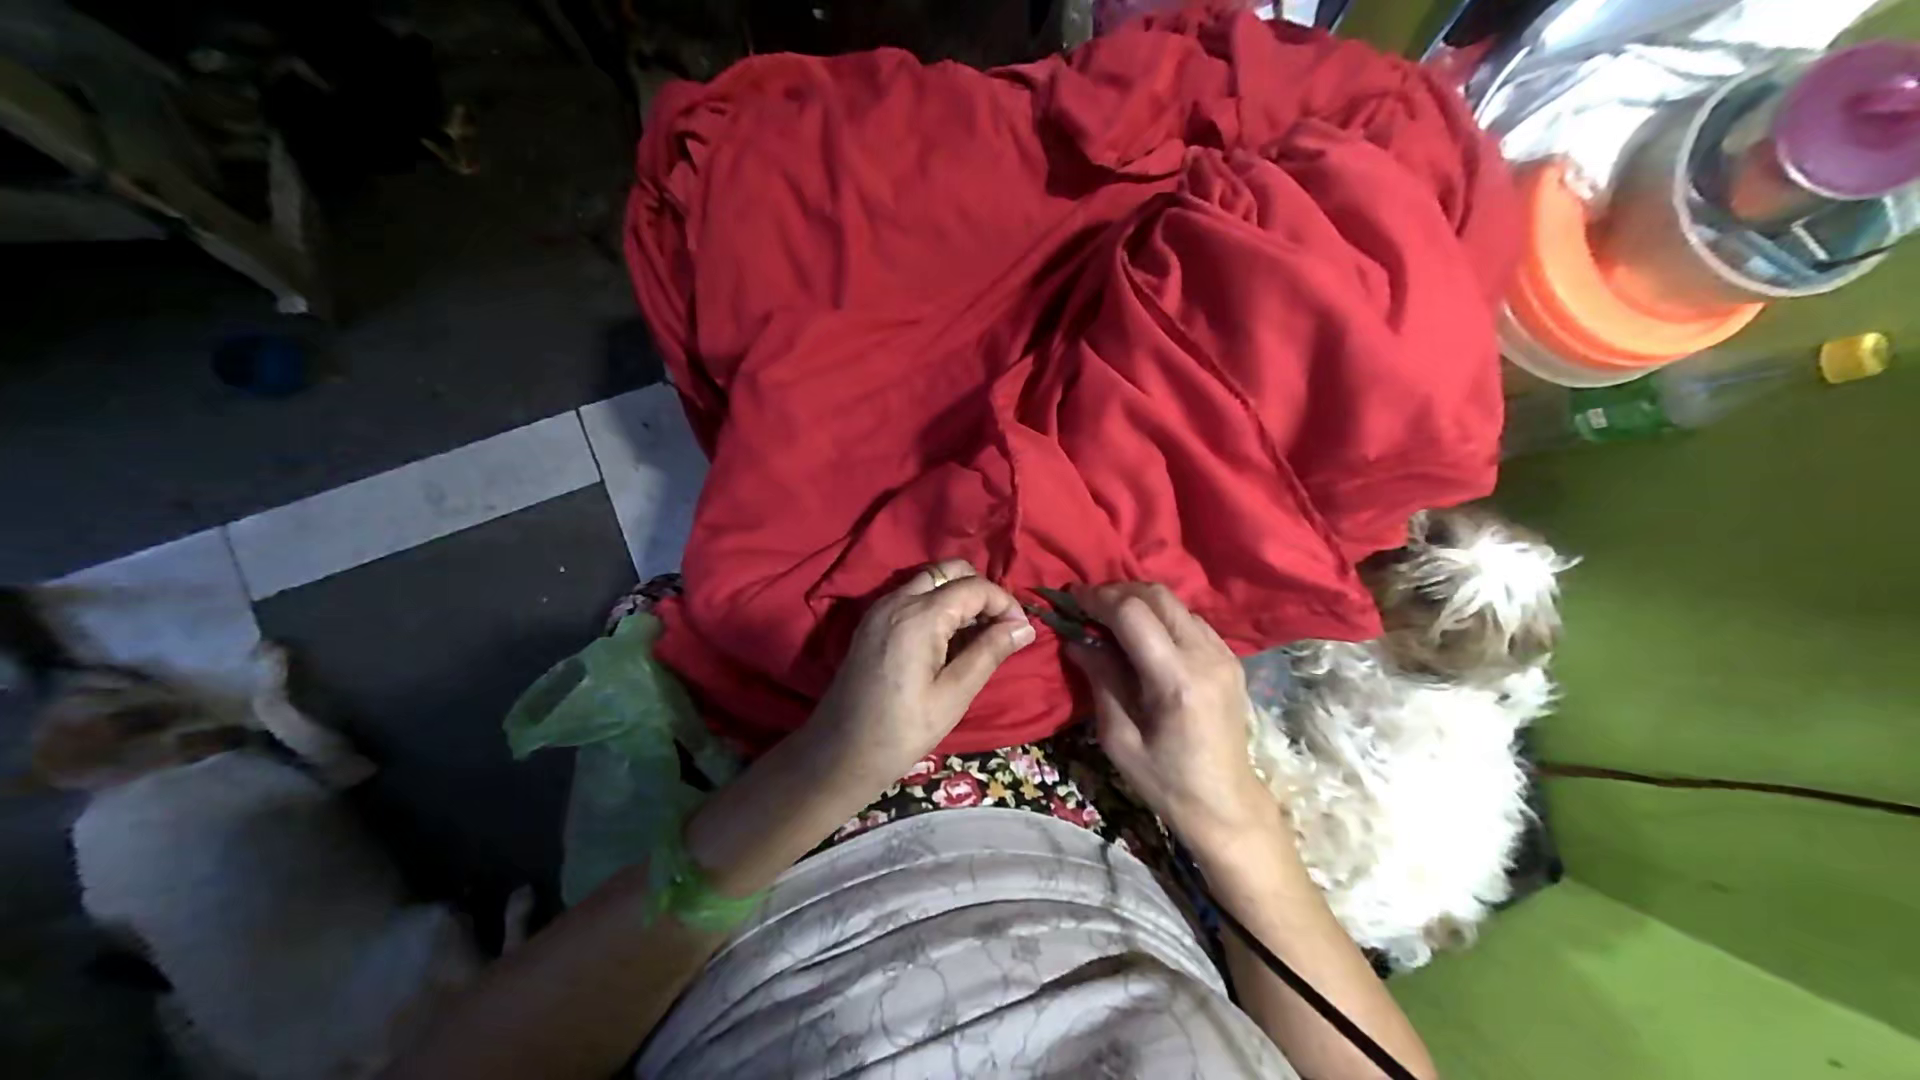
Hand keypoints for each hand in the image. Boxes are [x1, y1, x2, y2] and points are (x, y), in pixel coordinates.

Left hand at [809, 560, 1035, 784]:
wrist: (840, 754)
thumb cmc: (902, 730)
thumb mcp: (953, 695)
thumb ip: (989, 652)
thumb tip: (1024, 627)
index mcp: (918, 616)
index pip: (974, 587)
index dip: (1004, 603)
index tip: (1021, 631)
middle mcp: (897, 601)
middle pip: (948, 572)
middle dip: (980, 591)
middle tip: (999, 627)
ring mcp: (879, 609)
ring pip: (929, 582)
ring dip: (958, 597)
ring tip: (978, 635)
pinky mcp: (871, 623)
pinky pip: (911, 597)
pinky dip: (936, 605)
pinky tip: (948, 640)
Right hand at [1064, 583, 1278, 847]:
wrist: (1226, 805)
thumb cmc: (1166, 782)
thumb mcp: (1119, 738)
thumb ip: (1101, 680)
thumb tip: (1076, 640)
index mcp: (1176, 680)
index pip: (1132, 614)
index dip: (1097, 600)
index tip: (1071, 601)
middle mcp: (1206, 657)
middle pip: (1157, 596)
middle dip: (1116, 593)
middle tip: (1087, 606)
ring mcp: (1224, 655)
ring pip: (1175, 603)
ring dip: (1138, 602)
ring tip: (1110, 618)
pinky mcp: (1230, 659)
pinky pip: (1190, 620)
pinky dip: (1161, 616)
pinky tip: (1142, 636)